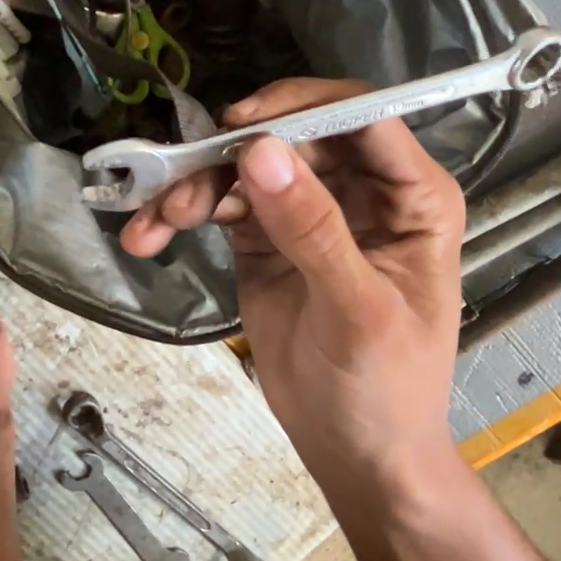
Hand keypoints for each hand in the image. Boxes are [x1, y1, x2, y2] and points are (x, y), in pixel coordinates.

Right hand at [120, 79, 468, 493]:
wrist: (354, 454)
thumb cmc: (385, 388)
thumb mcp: (357, 312)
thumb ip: (313, 230)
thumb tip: (261, 150)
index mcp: (409, 194)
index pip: (360, 116)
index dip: (302, 106)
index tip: (240, 126)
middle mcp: (359, 186)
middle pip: (290, 133)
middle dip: (231, 153)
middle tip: (180, 178)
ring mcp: (308, 207)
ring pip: (247, 163)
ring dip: (196, 183)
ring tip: (159, 219)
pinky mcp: (266, 232)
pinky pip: (222, 200)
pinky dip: (185, 210)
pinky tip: (151, 233)